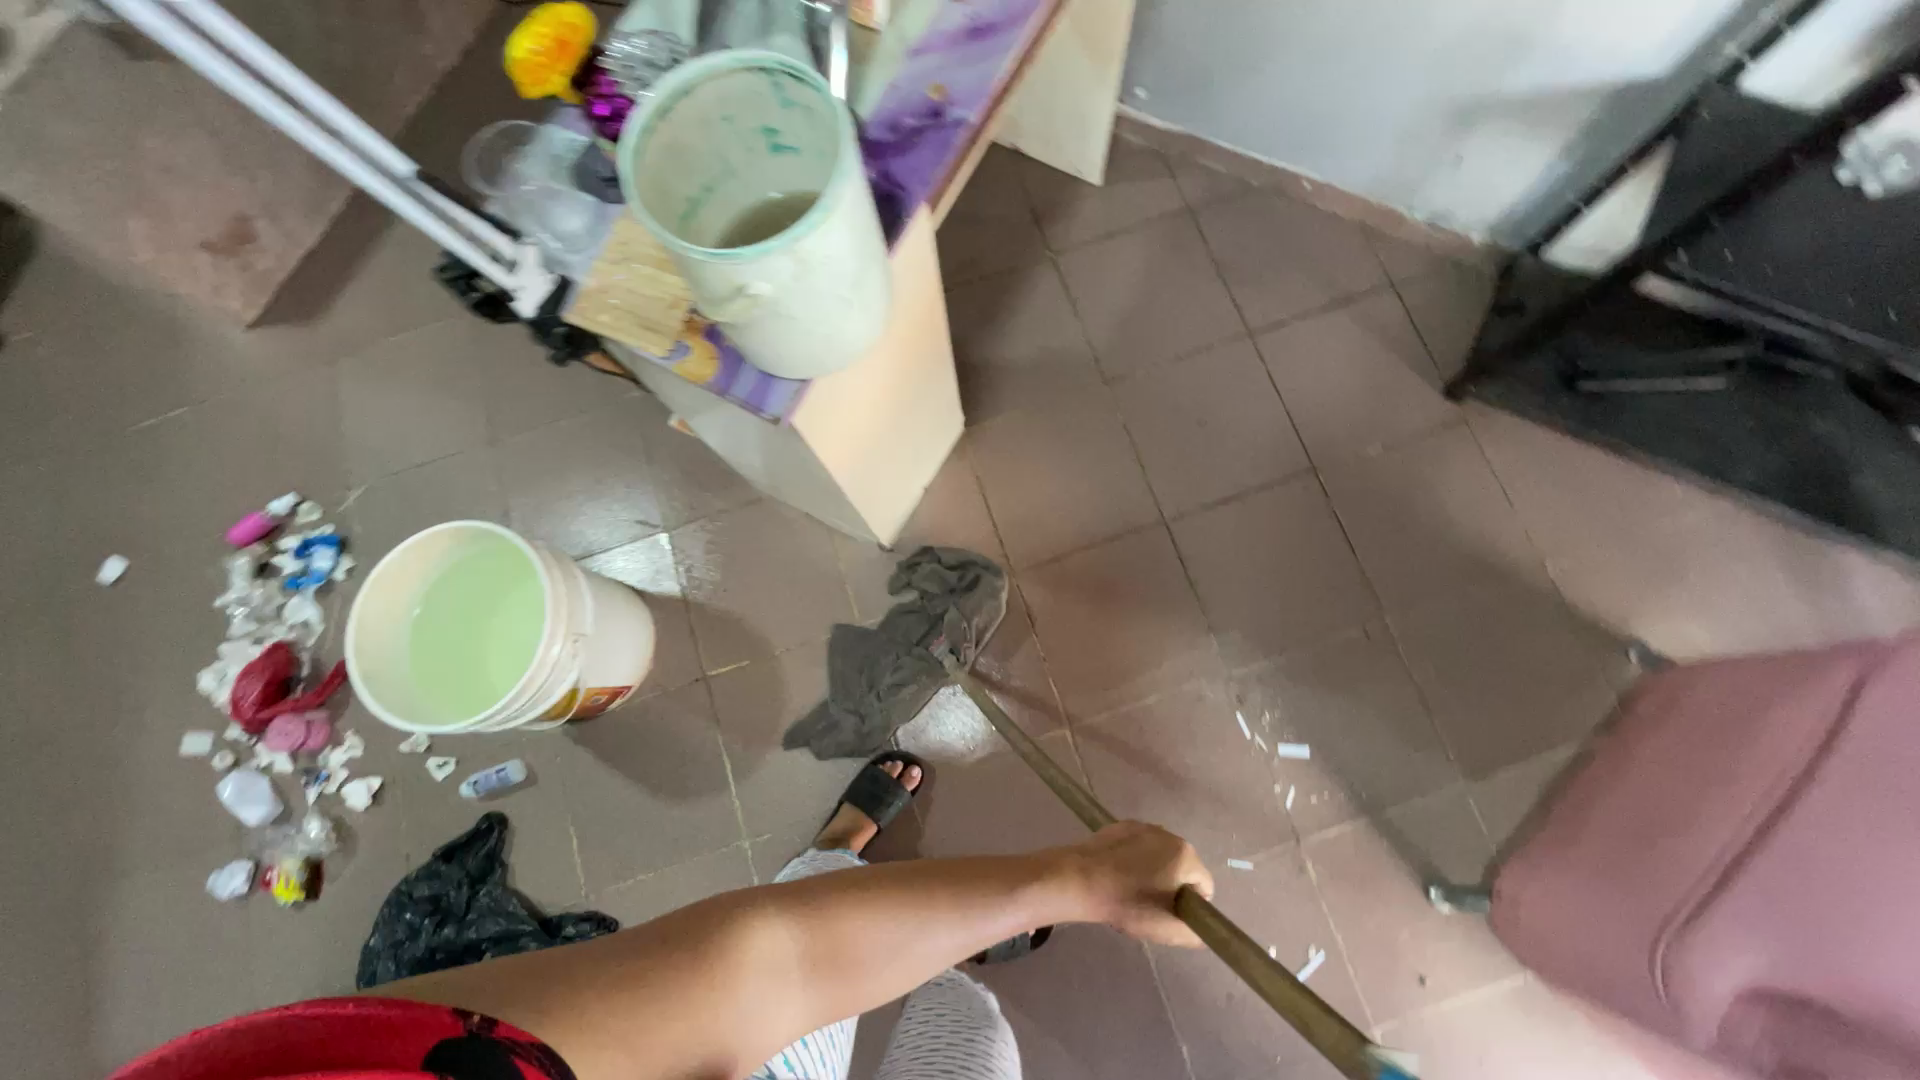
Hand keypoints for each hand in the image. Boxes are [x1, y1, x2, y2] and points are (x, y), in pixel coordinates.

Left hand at [1067, 822, 1212, 946]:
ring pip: (1160, 857)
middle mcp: (1169, 834)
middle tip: (1149, 904)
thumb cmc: (1129, 903)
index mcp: (1186, 856)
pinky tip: (1117, 873)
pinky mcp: (1121, 825)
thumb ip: (1195, 933)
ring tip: (1130, 889)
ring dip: (1153, 872)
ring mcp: (1143, 826)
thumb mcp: (1168, 930)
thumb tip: (1198, 928)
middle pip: (1182, 868)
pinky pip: (1139, 846)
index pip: (1204, 886)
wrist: (1080, 880)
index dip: (1191, 906)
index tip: (1169, 915)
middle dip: (1172, 887)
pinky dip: (1134, 859)